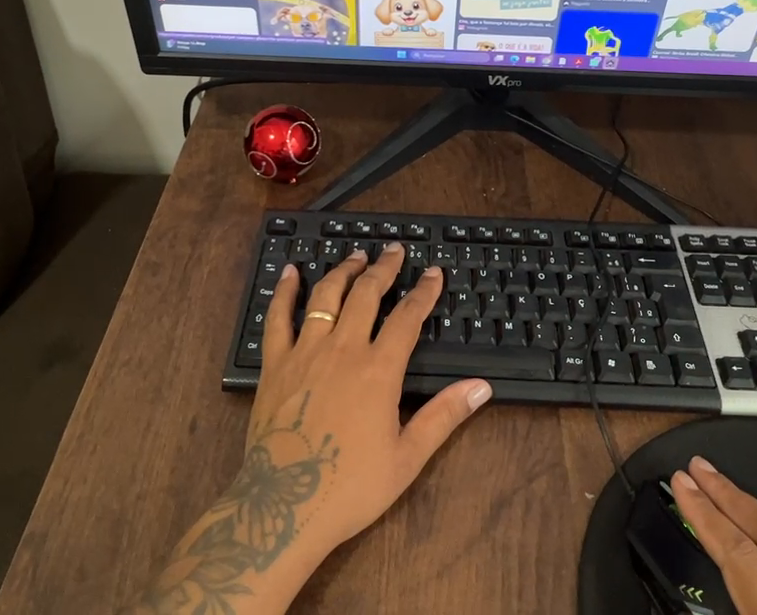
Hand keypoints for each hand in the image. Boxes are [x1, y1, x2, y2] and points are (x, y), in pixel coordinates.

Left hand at [246, 244, 490, 560]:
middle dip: (384, 268)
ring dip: (343, 271)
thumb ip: (444, 416)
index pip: (407, 318)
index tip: (433, 273)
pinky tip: (290, 273)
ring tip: (355, 256)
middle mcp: (342, 350)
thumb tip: (482, 387)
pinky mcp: (274, 364)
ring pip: (326, 297)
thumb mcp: (407, 457)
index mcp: (378, 371)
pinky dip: (285, 291)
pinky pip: (277, 318)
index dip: (423, 292)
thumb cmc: (350, 487)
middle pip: (366, 295)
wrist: (284, 506)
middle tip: (394, 250)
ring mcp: (305, 353)